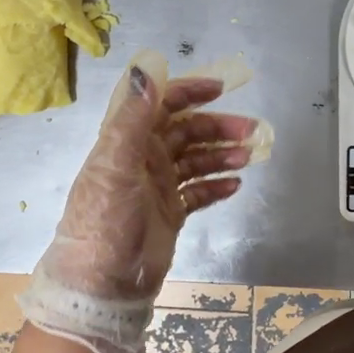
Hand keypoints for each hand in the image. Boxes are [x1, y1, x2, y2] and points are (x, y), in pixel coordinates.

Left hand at [19, 53, 263, 352]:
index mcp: (126, 142)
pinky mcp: (169, 213)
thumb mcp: (116, 165)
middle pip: (186, 131)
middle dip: (217, 127)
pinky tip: (234, 185)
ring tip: (248, 158)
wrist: (102, 283)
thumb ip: (133, 118)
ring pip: (196, 160)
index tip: (221, 89)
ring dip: (221, 155)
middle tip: (251, 132)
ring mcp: (157, 187)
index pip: (160, 105)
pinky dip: (216, 186)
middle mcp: (143, 159)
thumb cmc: (105, 221)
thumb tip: (148, 69)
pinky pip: (198, 192)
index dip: (188, 92)